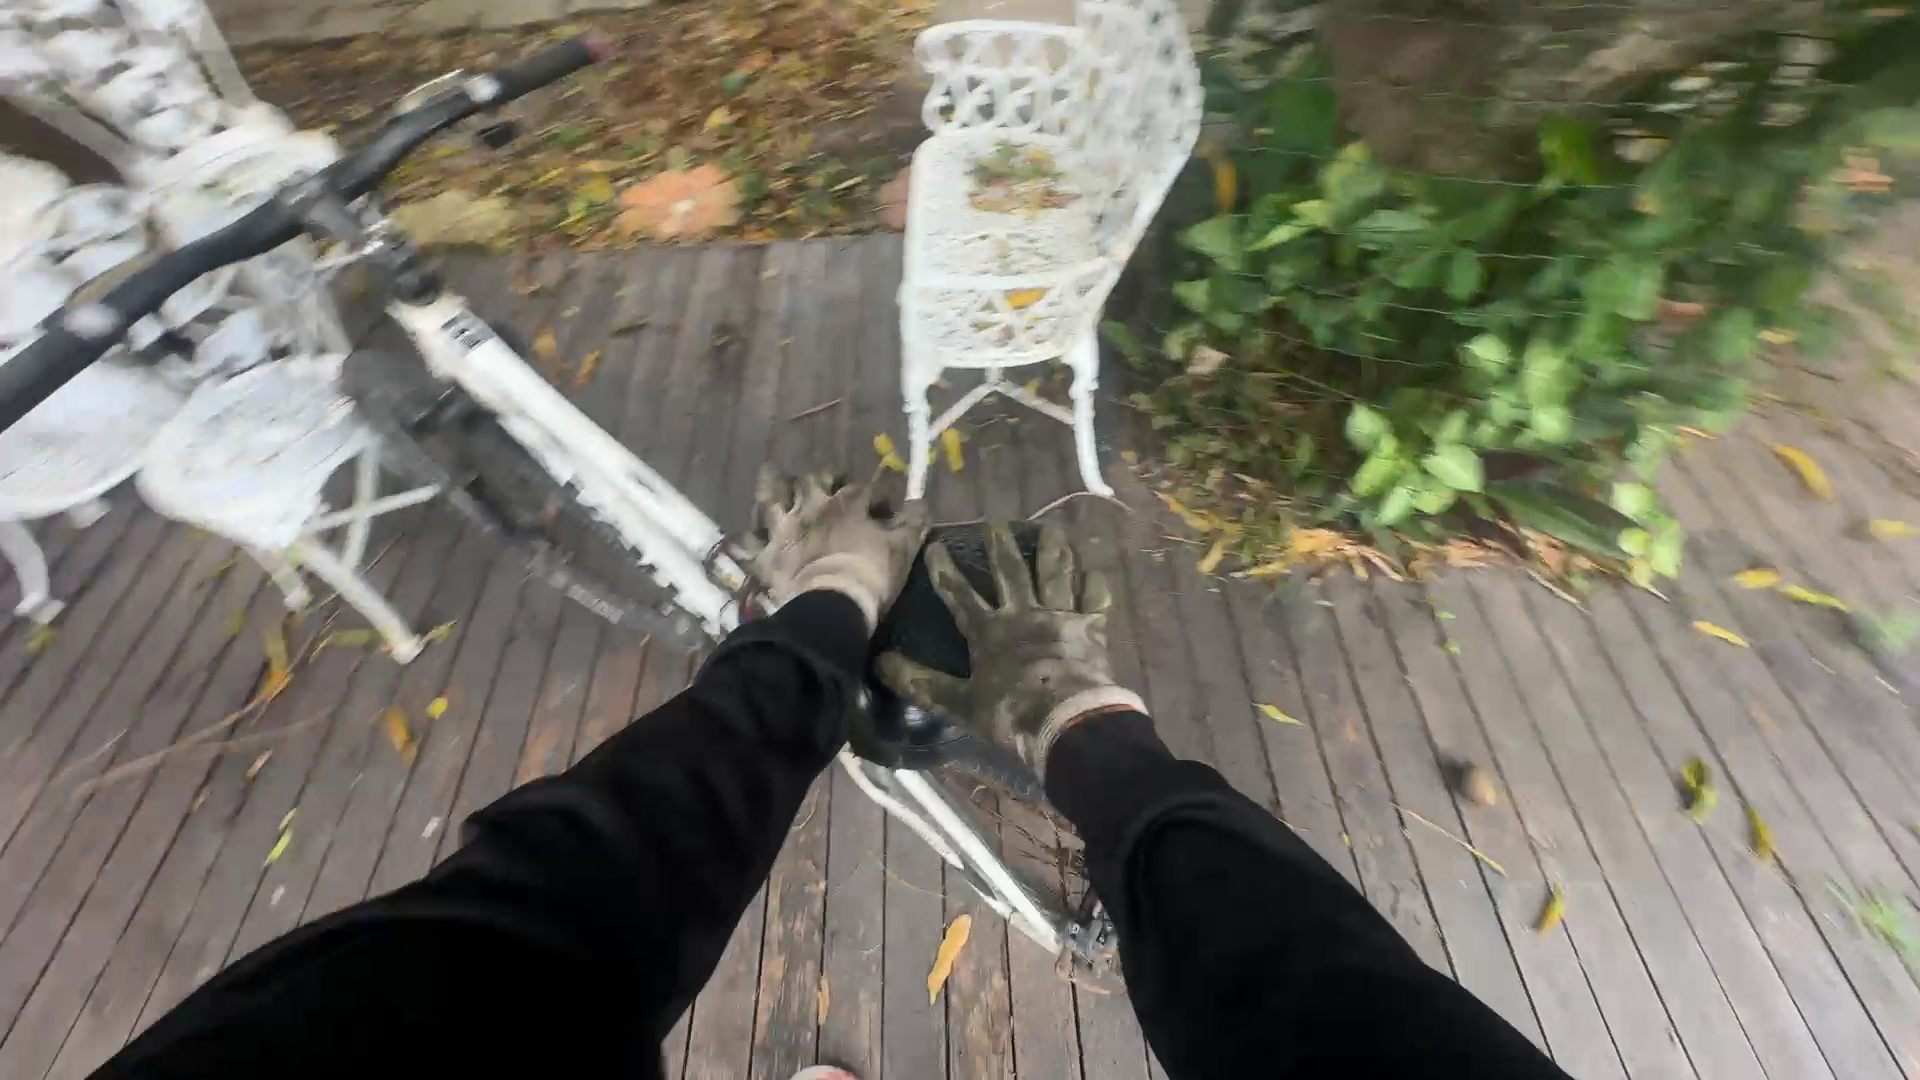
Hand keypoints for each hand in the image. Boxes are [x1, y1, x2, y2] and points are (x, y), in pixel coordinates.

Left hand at [748, 466, 927, 630]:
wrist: (831, 606)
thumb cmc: (870, 575)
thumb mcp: (903, 548)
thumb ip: (913, 523)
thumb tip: (921, 502)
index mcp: (848, 504)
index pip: (864, 489)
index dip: (875, 494)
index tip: (883, 506)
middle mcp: (812, 507)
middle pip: (813, 480)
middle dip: (822, 477)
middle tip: (828, 483)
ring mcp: (784, 529)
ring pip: (770, 496)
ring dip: (771, 484)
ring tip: (771, 473)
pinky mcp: (766, 555)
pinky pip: (746, 543)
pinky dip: (743, 539)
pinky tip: (739, 535)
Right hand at [877, 521, 1144, 775]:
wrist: (1065, 719)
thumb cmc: (1009, 712)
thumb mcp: (958, 702)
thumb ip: (921, 682)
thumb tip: (880, 663)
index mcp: (989, 630)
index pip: (960, 594)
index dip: (946, 570)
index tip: (936, 545)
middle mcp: (1023, 613)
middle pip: (1011, 572)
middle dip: (1000, 546)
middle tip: (996, 522)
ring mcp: (1060, 616)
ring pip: (1055, 574)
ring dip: (1053, 551)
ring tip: (1052, 529)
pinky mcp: (1091, 627)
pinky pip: (1095, 599)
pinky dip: (1094, 584)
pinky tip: (1094, 571)